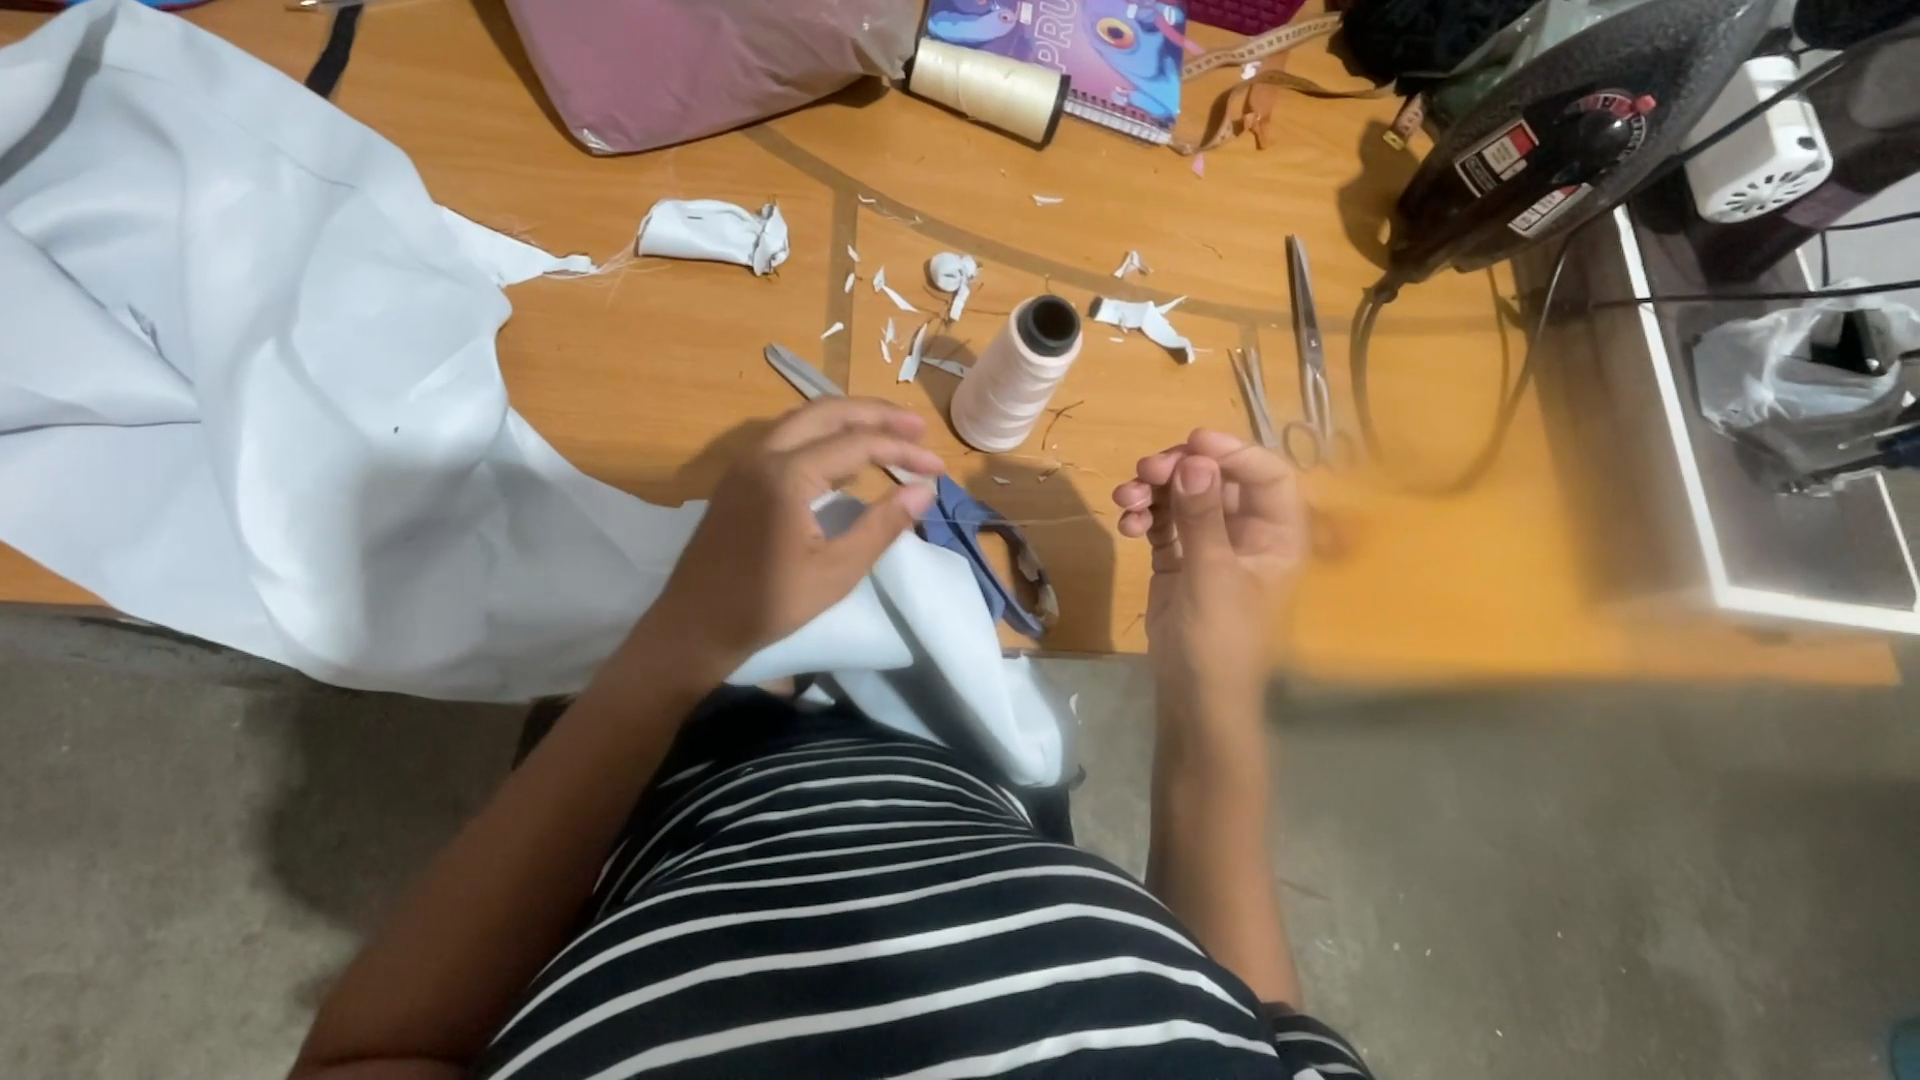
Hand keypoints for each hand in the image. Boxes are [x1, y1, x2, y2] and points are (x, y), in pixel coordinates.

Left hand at [644, 398, 941, 671]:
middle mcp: (762, 455)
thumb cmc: (769, 603)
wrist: (696, 626)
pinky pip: (785, 440)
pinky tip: (844, 458)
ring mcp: (744, 464)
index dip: (902, 450)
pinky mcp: (737, 480)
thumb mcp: (837, 571)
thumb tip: (924, 491)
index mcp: (786, 474)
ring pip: (802, 421)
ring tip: (888, 432)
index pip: (857, 443)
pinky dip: (822, 437)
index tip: (938, 467)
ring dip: (847, 421)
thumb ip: (882, 525)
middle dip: (876, 414)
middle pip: (827, 413)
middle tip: (917, 426)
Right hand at [1111, 430, 1307, 713]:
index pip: (1267, 475)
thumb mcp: (1212, 574)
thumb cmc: (1219, 638)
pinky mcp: (1177, 558)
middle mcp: (1247, 532)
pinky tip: (1127, 525)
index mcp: (1277, 534)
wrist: (1193, 695)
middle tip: (1146, 470)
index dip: (1234, 452)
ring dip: (1154, 491)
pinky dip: (1144, 516)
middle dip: (1180, 469)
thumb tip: (1194, 460)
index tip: (1192, 442)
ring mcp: (1210, 544)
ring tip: (1126, 500)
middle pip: (1217, 479)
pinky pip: (1162, 521)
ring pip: (1184, 497)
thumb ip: (1202, 516)